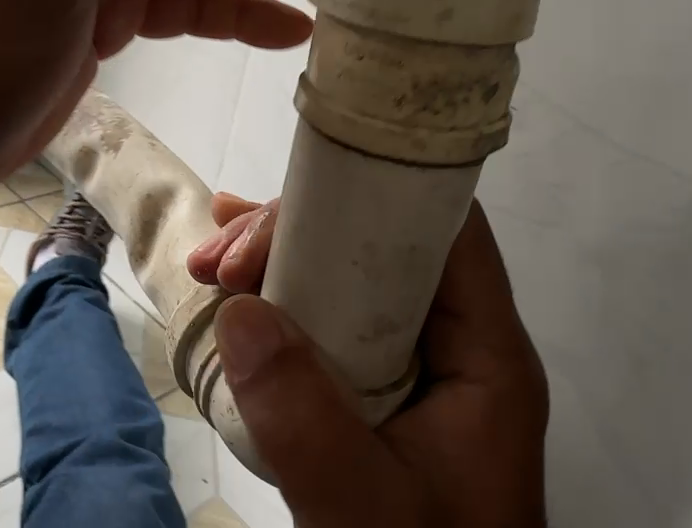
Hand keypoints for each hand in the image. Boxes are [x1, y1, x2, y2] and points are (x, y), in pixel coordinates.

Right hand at [191, 195, 549, 526]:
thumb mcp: (363, 509)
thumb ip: (307, 422)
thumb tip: (238, 310)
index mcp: (485, 355)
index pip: (447, 230)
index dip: (369, 196)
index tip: (276, 218)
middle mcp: (457, 343)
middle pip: (383, 243)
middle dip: (294, 232)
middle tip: (220, 261)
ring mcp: (418, 363)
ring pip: (349, 274)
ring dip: (274, 258)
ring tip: (206, 265)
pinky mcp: (382, 386)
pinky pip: (330, 314)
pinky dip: (277, 292)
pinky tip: (229, 282)